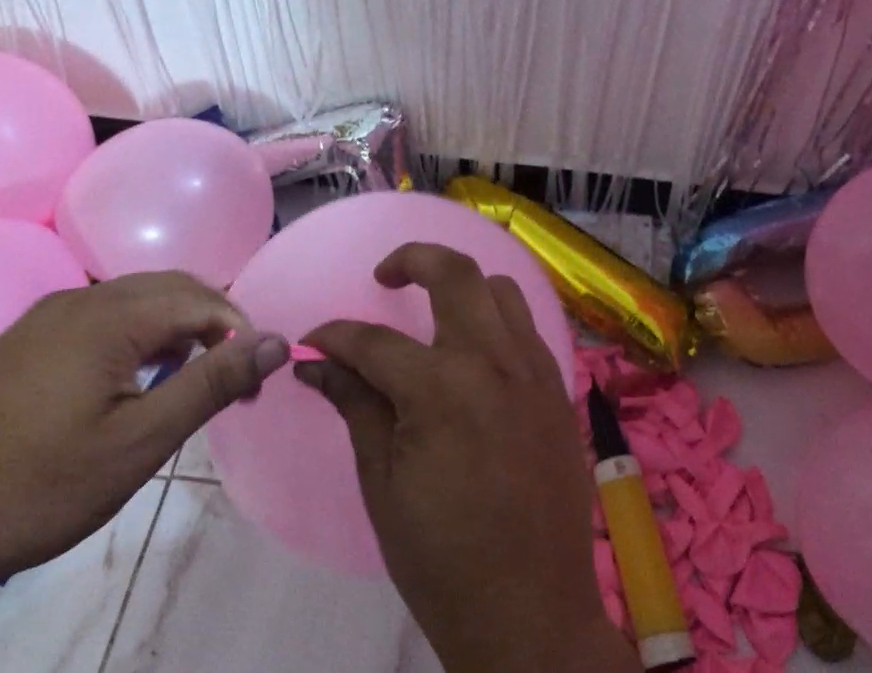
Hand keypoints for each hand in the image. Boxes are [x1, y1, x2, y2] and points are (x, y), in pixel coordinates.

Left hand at [0, 271, 290, 592]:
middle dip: (213, 325)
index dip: (241, 331)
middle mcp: (76, 300)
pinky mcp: (22, 343)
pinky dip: (138, 339)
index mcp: (107, 316)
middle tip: (232, 383)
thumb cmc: (37, 487)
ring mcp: (42, 319)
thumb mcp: (140, 442)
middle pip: (169, 289)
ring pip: (134, 302)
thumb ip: (212, 383)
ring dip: (176, 331)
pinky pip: (101, 320)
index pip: (201, 298)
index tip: (255, 385)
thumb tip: (277, 341)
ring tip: (189, 386)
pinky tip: (133, 385)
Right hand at [297, 244, 639, 672]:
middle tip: (385, 277)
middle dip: (412, 259)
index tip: (312, 344)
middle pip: (456, 273)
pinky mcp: (559, 393)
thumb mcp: (382, 484)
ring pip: (502, 291)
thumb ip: (357, 407)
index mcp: (441, 389)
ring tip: (434, 313)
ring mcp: (536, 373)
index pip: (373, 341)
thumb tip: (318, 365)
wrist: (529, 612)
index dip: (333, 337)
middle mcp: (495, 363)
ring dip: (463, 286)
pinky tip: (476, 355)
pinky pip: (528, 331)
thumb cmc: (442, 559)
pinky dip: (498, 322)